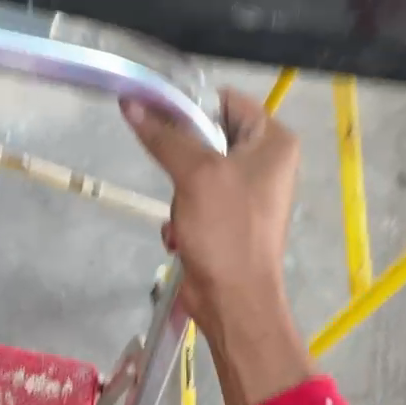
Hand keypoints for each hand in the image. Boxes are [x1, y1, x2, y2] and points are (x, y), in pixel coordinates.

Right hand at [125, 89, 308, 404]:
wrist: (233, 302)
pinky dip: (181, 223)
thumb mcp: (196, 176)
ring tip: (184, 224)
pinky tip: (182, 242)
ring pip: (192, 178)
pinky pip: (191, 208)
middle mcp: (263, 164)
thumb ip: (165, 137)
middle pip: (205, 142)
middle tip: (181, 187)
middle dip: (181, 167)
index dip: (191, 109)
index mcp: (272, 141)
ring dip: (178, 202)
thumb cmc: (226, 233)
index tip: (158, 122)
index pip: (226, 102)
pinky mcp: (225, 226)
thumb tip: (132, 103)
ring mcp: (244, 198)